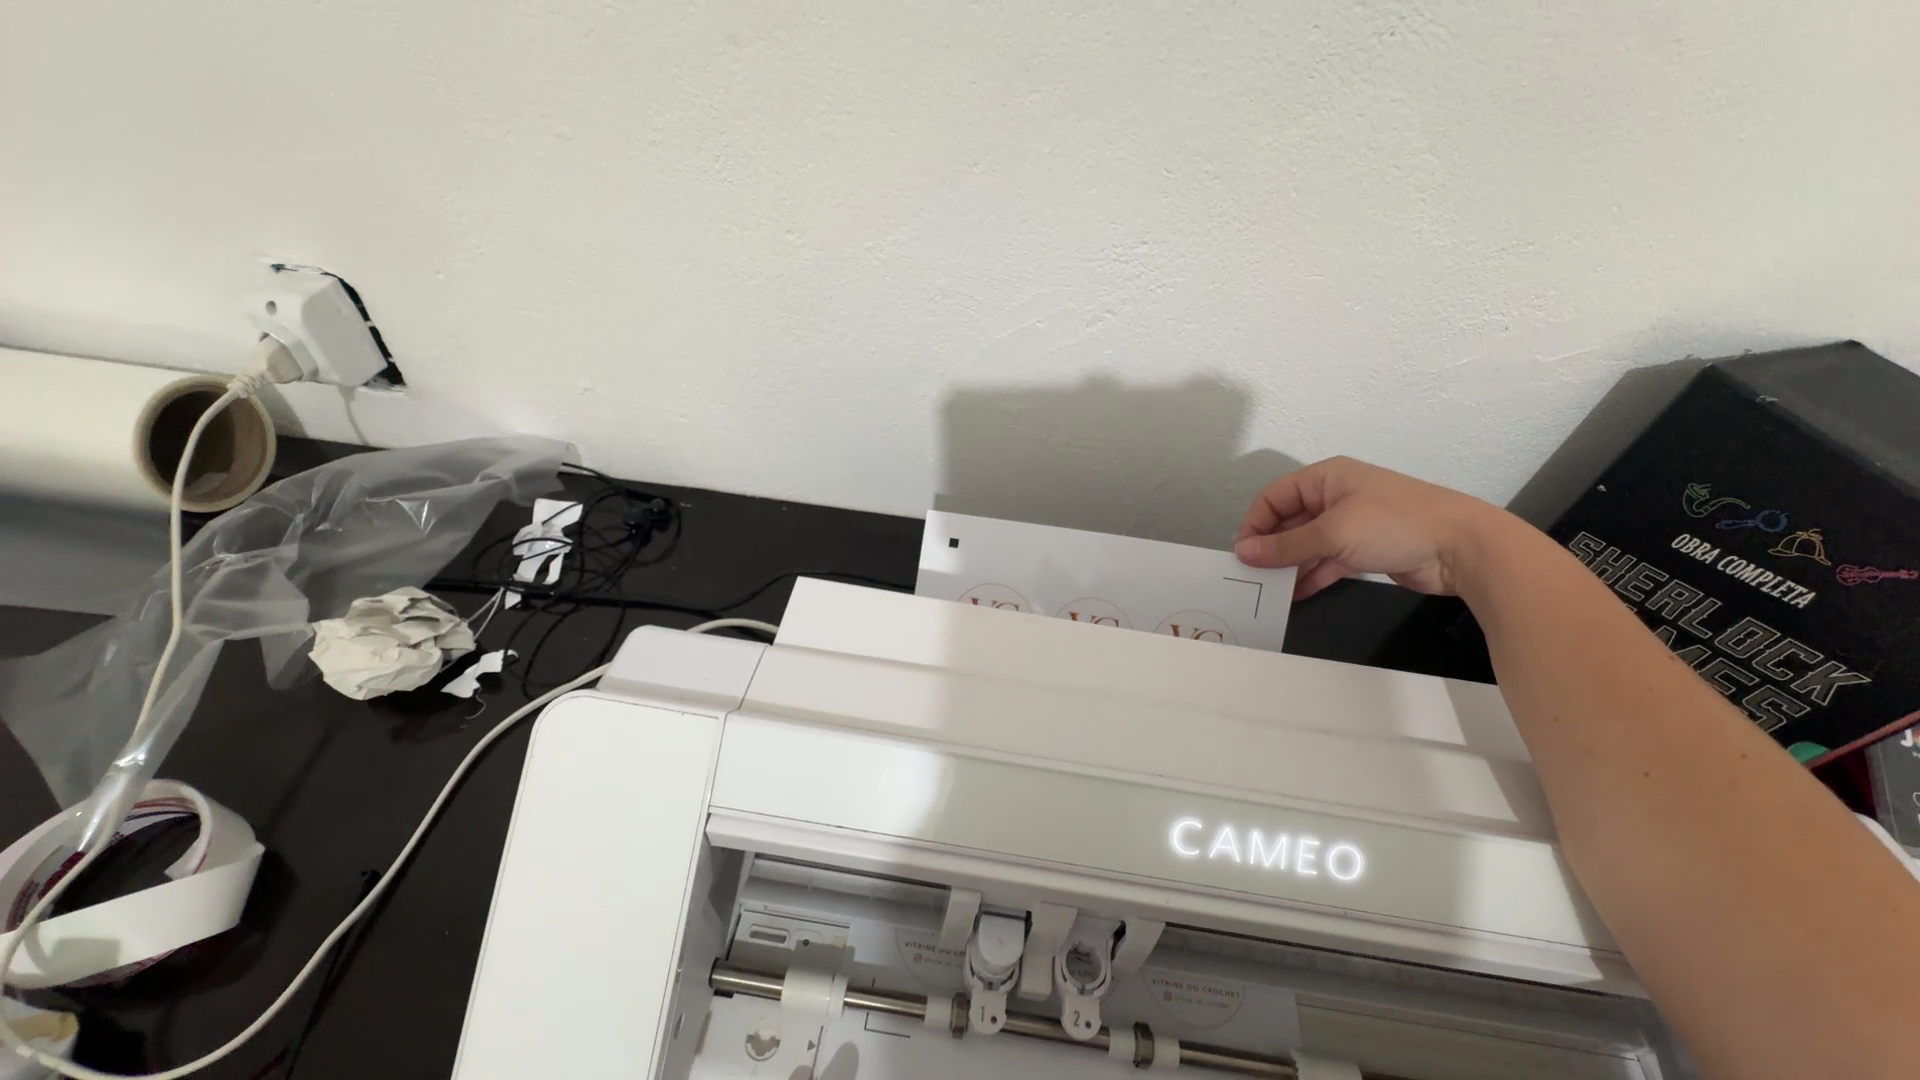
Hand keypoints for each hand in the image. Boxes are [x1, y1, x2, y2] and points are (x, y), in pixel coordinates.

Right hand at [1233, 457, 1508, 598]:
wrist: (1461, 547)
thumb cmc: (1395, 524)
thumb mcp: (1333, 533)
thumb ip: (1286, 546)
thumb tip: (1245, 552)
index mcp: (1326, 478)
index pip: (1274, 497)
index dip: (1255, 523)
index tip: (1244, 553)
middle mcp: (1335, 498)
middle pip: (1289, 521)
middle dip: (1271, 547)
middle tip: (1253, 575)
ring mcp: (1351, 524)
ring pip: (1307, 544)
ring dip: (1289, 565)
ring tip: (1269, 590)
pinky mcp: (1364, 550)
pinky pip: (1326, 562)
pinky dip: (1311, 576)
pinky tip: (1295, 595)